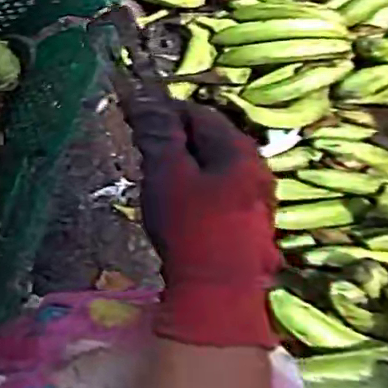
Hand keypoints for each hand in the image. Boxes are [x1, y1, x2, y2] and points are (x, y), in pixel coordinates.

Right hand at [123, 92, 280, 347]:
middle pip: (210, 136)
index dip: (162, 109)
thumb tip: (143, 96)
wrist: (219, 290)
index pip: (196, 112)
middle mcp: (256, 167)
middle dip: (174, 133)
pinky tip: (176, 195)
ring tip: (152, 167)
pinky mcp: (249, 219)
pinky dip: (195, 179)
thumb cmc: (191, 226)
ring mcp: (257, 195)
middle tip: (138, 142)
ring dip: (184, 158)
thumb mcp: (167, 173)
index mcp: (238, 150)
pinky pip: (219, 184)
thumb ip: (158, 134)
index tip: (130, 114)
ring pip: (215, 161)